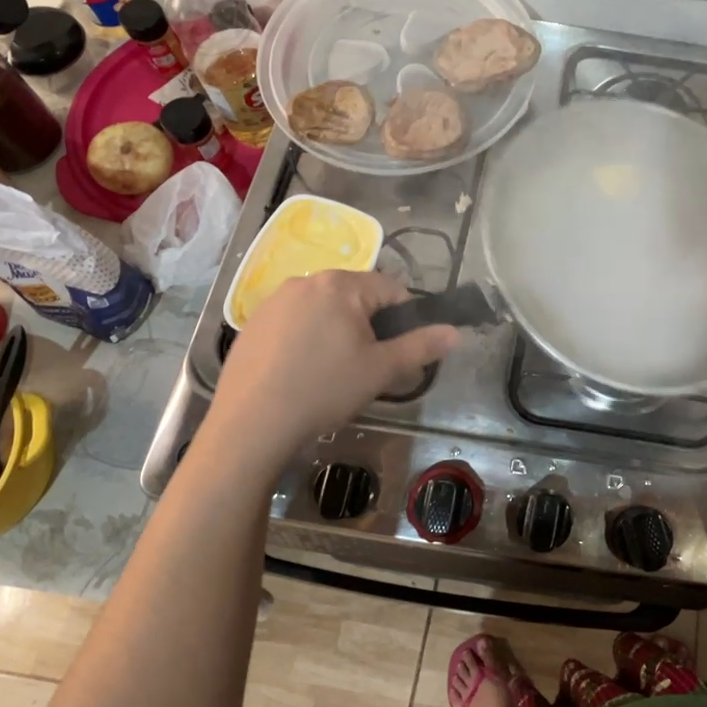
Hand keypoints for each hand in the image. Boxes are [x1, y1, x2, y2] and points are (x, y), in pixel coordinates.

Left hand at [202, 271, 459, 470]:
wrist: (250, 425)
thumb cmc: (323, 391)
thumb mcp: (380, 371)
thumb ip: (421, 346)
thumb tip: (456, 332)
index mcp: (340, 284)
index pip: (391, 288)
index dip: (404, 319)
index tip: (397, 354)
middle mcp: (305, 280)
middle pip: (356, 296)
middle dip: (368, 327)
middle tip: (366, 368)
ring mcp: (273, 300)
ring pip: (324, 310)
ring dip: (338, 332)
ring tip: (333, 374)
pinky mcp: (253, 323)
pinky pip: (295, 323)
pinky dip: (307, 340)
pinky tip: (301, 374)